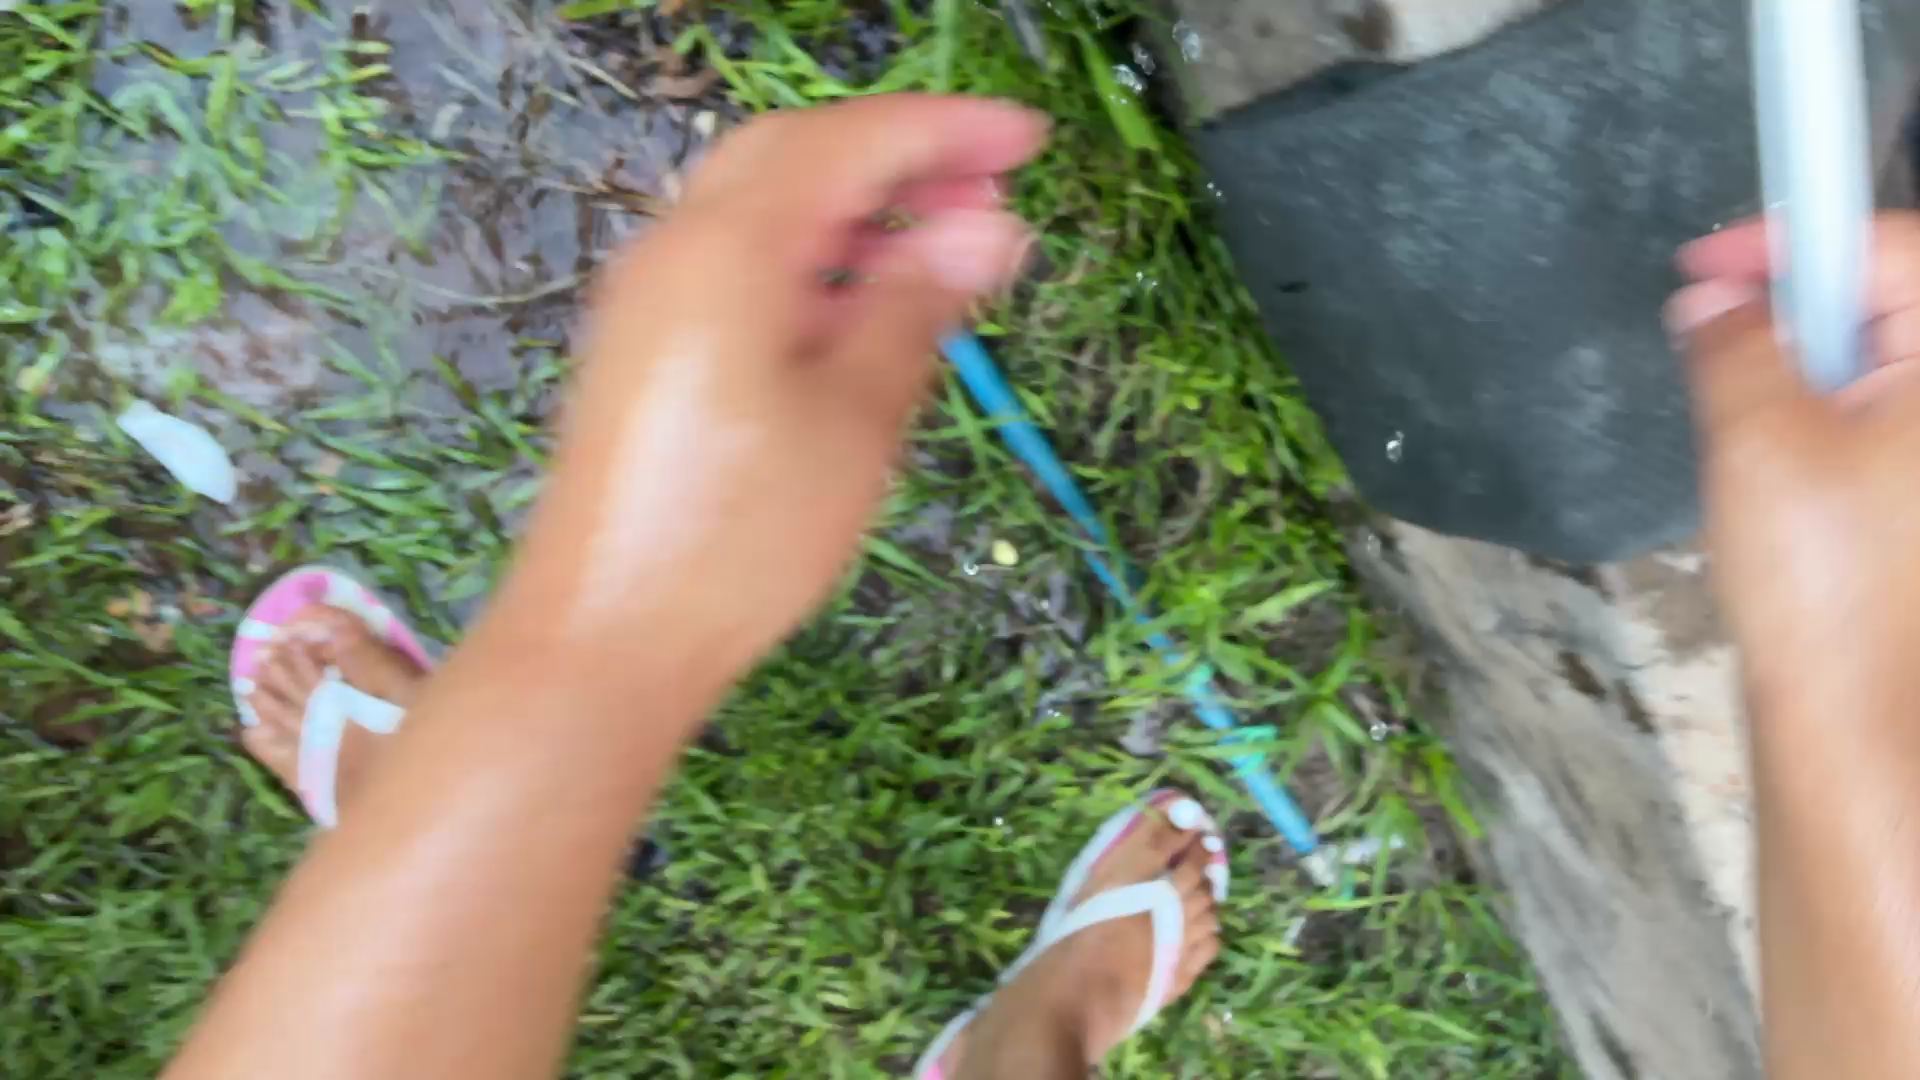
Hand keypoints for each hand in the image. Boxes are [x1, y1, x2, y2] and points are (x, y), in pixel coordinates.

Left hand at [499, 95, 1046, 684]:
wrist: (611, 636)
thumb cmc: (745, 538)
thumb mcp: (854, 419)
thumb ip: (914, 308)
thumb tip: (986, 232)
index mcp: (727, 248)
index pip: (852, 144)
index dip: (947, 130)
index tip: (1026, 138)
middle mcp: (675, 250)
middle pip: (799, 160)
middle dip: (900, 163)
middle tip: (986, 195)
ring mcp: (653, 301)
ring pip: (766, 217)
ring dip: (856, 218)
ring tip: (939, 253)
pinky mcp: (651, 351)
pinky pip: (740, 274)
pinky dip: (811, 269)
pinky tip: (858, 310)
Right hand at [1670, 213, 1919, 707]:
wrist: (1858, 685)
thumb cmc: (1819, 565)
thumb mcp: (1758, 443)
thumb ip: (1734, 350)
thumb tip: (1708, 297)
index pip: (1894, 252)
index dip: (1789, 241)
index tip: (1698, 260)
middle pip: (1891, 299)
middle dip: (1794, 304)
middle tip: (1711, 333)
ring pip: (1877, 352)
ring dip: (1800, 359)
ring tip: (1745, 410)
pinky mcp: (1917, 470)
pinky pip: (1877, 400)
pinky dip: (1818, 399)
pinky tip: (1776, 443)